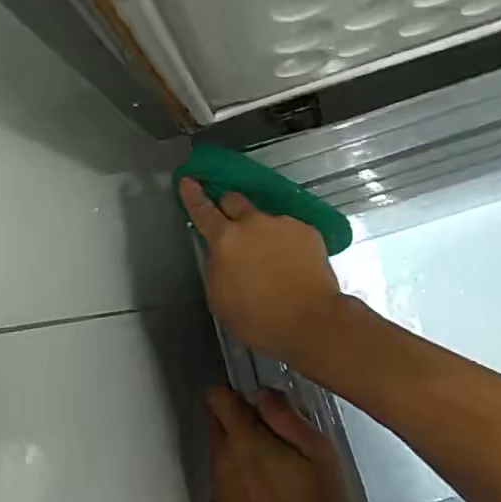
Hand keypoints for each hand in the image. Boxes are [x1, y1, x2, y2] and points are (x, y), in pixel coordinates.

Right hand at [180, 178, 346, 361]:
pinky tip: (292, 264)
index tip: (189, 181)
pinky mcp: (308, 231)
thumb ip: (216, 267)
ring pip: (266, 219)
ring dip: (263, 231)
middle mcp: (254, 223)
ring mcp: (284, 223)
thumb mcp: (219, 298)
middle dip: (229, 207)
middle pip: (235, 201)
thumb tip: (222, 256)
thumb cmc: (259, 318)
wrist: (311, 320)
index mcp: (226, 239)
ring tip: (271, 259)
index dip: (193, 195)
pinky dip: (287, 242)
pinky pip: (291, 230)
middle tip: (230, 221)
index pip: (203, 211)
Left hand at [205, 386, 345, 501]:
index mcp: (243, 440)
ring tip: (273, 461)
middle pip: (215, 423)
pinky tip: (264, 488)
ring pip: (219, 451)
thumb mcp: (318, 450)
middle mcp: (221, 460)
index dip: (234, 393)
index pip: (216, 398)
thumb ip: (286, 416)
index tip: (257, 401)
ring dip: (238, 447)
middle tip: (272, 431)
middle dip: (236, 418)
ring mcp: (217, 489)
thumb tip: (261, 394)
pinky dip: (237, 474)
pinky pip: (223, 478)